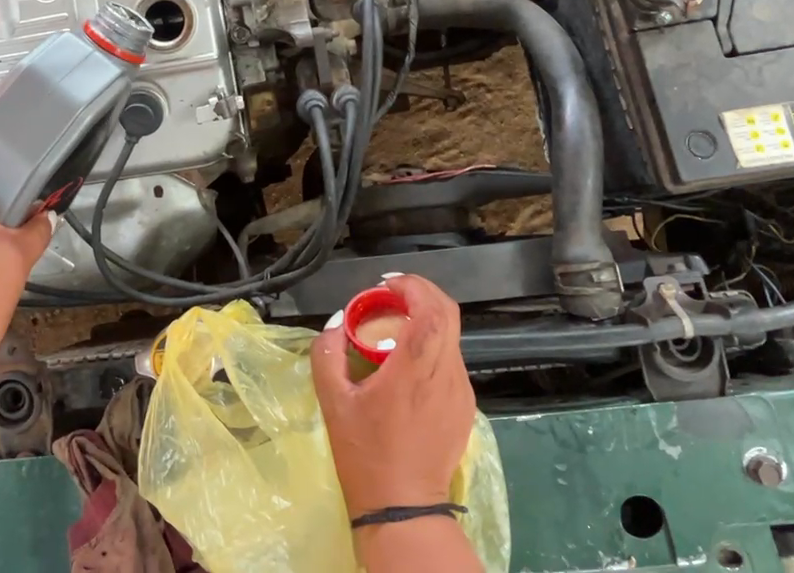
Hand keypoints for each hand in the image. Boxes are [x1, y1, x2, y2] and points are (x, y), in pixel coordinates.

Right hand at [311, 275, 474, 515]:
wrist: (403, 508)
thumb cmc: (365, 454)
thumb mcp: (333, 402)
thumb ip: (328, 354)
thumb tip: (336, 325)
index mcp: (414, 370)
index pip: (431, 310)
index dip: (413, 287)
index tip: (386, 284)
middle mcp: (445, 374)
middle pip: (449, 314)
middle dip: (421, 294)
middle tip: (390, 297)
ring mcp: (460, 391)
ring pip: (451, 337)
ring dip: (426, 321)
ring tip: (394, 329)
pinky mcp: (465, 407)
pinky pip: (451, 361)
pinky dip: (432, 347)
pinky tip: (406, 364)